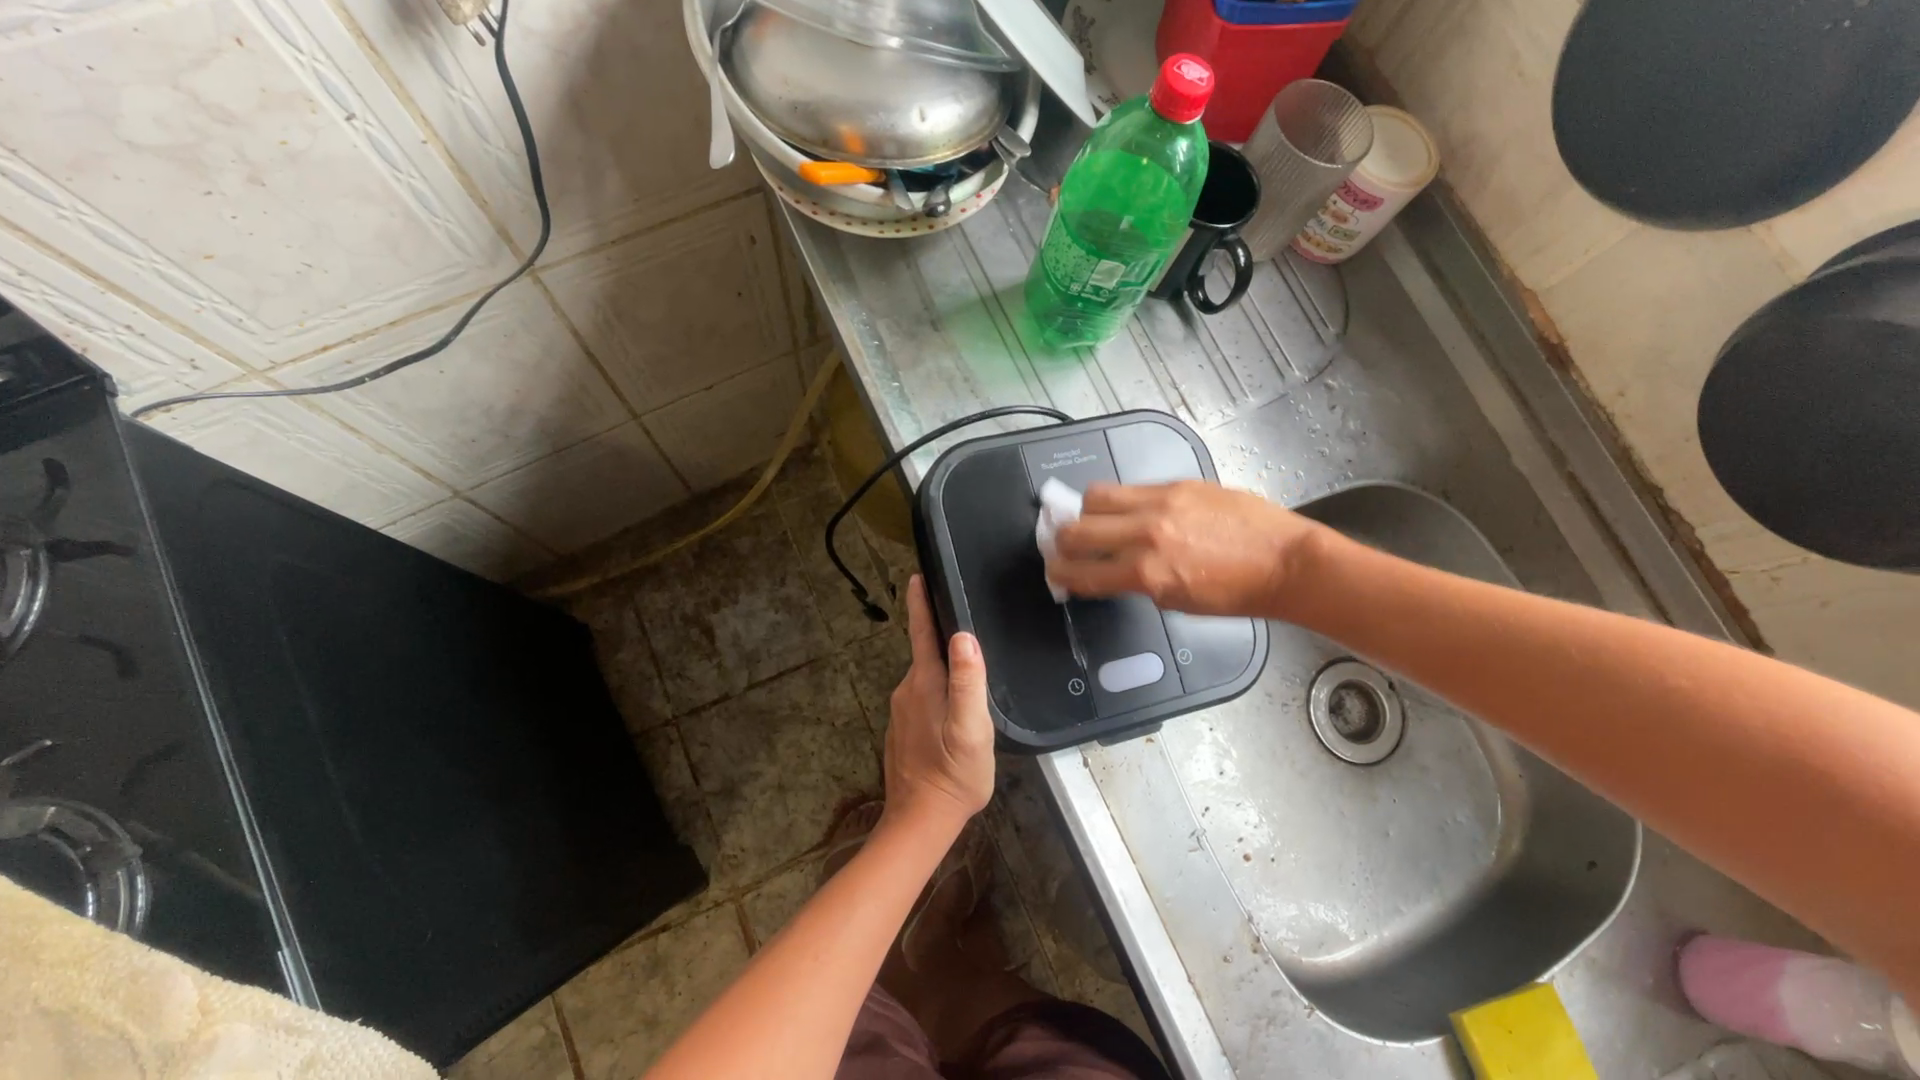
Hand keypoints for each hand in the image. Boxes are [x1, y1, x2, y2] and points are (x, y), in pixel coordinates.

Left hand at [883, 576, 995, 829]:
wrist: (921, 820)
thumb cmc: (954, 774)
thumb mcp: (972, 729)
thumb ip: (968, 682)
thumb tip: (963, 637)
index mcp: (924, 684)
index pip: (922, 633)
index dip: (921, 603)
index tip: (917, 575)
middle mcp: (907, 691)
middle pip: (925, 653)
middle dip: (940, 636)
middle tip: (965, 621)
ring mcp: (902, 713)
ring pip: (926, 679)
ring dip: (943, 670)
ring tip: (970, 669)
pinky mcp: (903, 731)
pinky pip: (923, 700)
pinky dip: (938, 694)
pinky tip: (954, 709)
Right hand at [1047, 480, 1326, 615]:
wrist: (1284, 563)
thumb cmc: (1236, 594)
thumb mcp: (1175, 602)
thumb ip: (1136, 583)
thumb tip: (1112, 571)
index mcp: (1146, 572)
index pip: (1081, 571)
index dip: (1061, 574)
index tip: (1057, 573)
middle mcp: (1146, 533)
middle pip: (1076, 527)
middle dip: (1063, 541)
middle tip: (1065, 545)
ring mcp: (1162, 502)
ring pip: (1095, 495)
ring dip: (1086, 512)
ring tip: (1095, 521)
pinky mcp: (1179, 484)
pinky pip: (1131, 487)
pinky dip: (1122, 501)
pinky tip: (1132, 511)